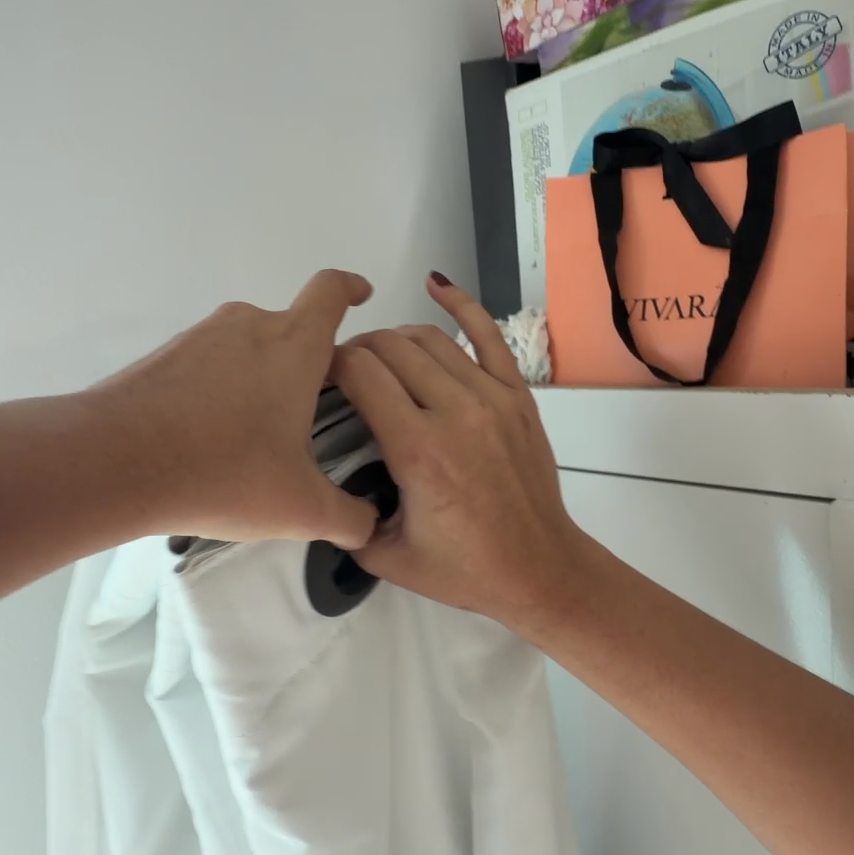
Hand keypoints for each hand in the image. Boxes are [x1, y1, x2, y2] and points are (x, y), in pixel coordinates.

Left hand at [92, 269, 378, 548]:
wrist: (110, 463)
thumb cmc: (223, 471)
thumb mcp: (300, 508)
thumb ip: (347, 517)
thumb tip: (368, 525)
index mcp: (293, 345)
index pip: (330, 291)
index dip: (350, 287)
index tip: (360, 294)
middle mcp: (248, 325)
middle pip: (290, 330)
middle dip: (305, 366)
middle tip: (308, 418)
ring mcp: (199, 337)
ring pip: (246, 349)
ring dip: (259, 381)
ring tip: (254, 440)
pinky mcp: (161, 357)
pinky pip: (207, 365)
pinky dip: (219, 392)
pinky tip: (209, 441)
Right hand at [332, 274, 593, 627]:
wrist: (539, 569)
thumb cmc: (465, 568)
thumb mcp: (386, 557)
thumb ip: (342, 518)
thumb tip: (314, 485)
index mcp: (418, 449)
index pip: (361, 374)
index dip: (330, 365)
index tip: (318, 378)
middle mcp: (455, 412)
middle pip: (390, 349)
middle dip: (356, 350)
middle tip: (343, 371)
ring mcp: (492, 397)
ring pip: (430, 339)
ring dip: (394, 338)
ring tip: (377, 355)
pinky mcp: (518, 394)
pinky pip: (487, 334)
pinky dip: (460, 304)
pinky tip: (435, 286)